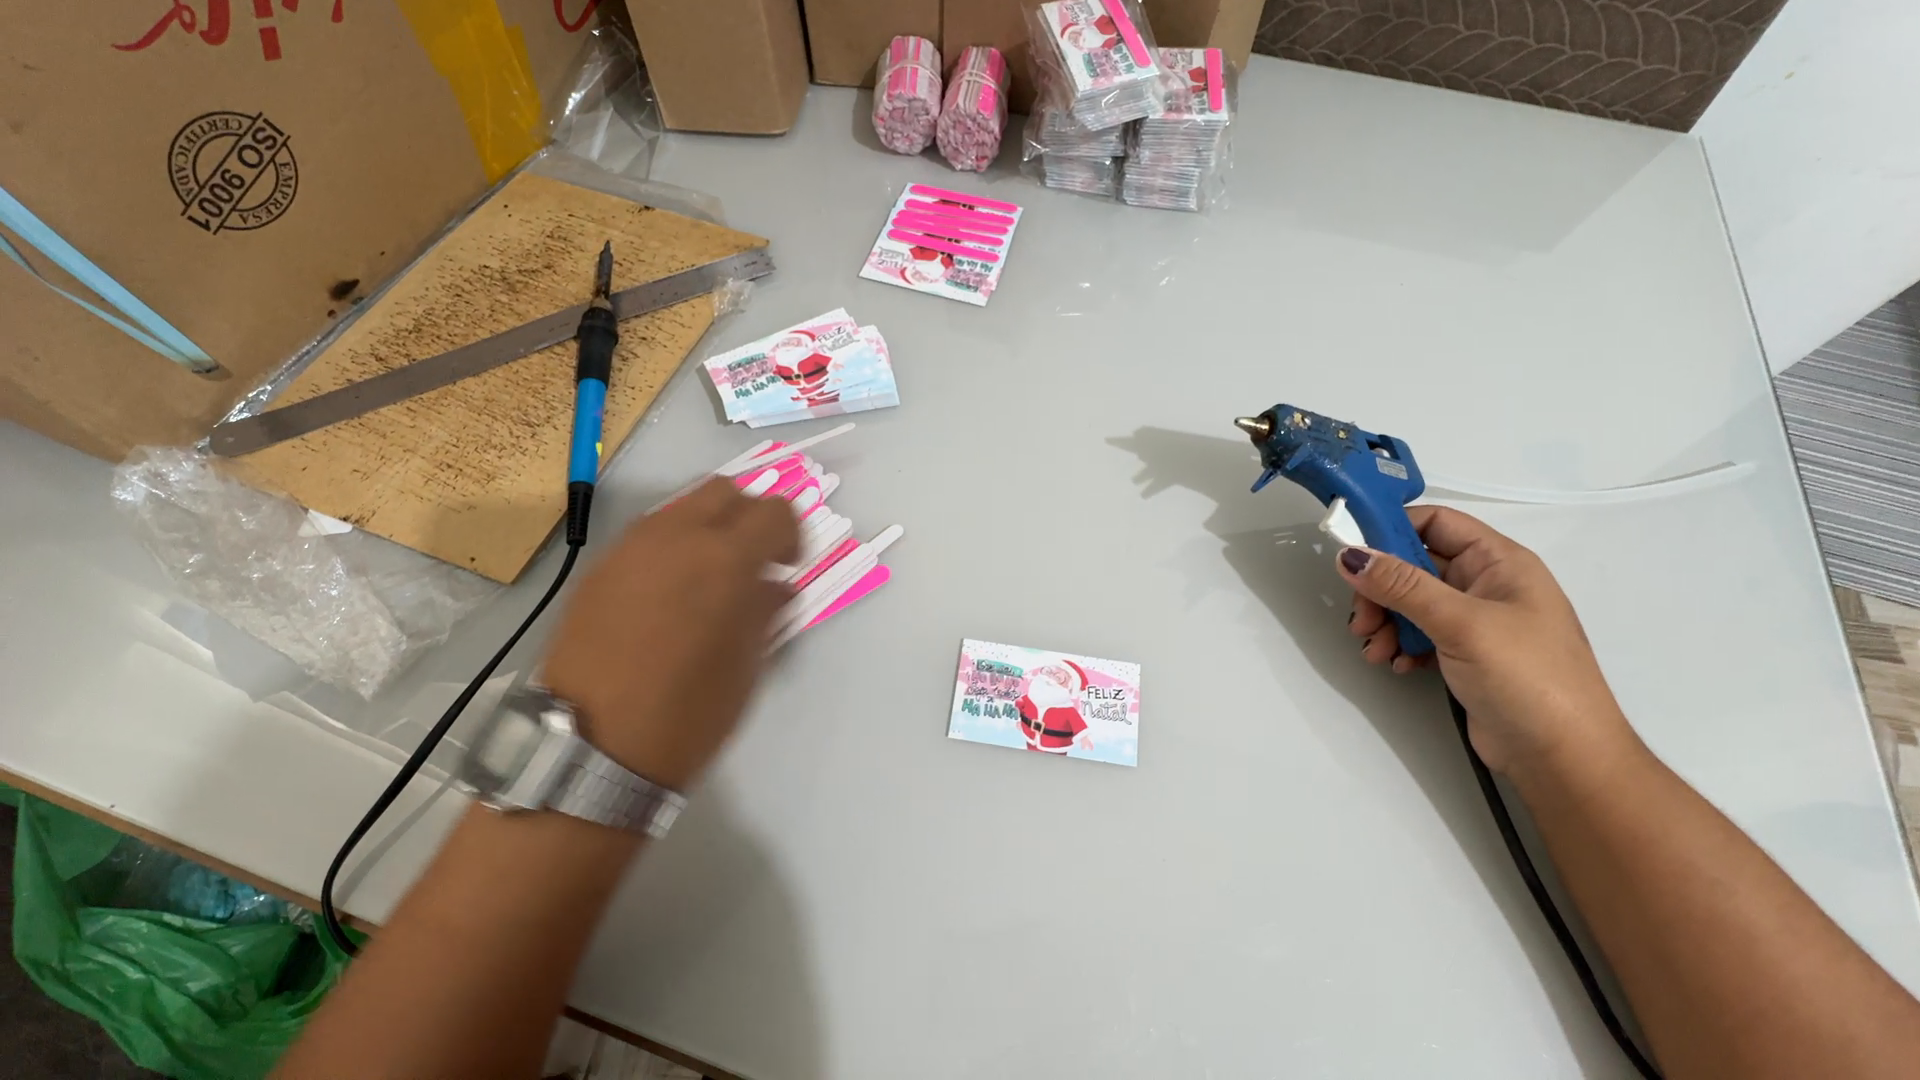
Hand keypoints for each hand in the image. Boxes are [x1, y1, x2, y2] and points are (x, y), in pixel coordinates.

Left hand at [541, 478, 799, 790]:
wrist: (591, 746)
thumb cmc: (688, 713)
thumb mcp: (746, 666)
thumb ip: (764, 612)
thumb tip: (773, 585)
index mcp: (725, 560)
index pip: (775, 512)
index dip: (790, 536)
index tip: (786, 568)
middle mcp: (677, 538)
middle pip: (725, 490)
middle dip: (749, 517)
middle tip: (752, 562)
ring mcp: (631, 548)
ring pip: (682, 506)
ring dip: (707, 528)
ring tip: (707, 578)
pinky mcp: (599, 568)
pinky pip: (647, 536)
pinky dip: (670, 547)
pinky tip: (667, 595)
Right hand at [1338, 505, 1638, 776]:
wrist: (1563, 757)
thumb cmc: (1526, 677)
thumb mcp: (1461, 623)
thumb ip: (1402, 586)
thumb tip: (1350, 555)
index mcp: (1500, 563)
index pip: (1436, 523)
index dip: (1391, 529)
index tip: (1350, 552)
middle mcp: (1488, 584)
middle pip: (1415, 565)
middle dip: (1380, 589)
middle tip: (1361, 619)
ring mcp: (1478, 621)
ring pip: (1412, 602)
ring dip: (1385, 621)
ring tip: (1374, 650)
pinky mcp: (1466, 654)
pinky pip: (1420, 633)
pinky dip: (1401, 644)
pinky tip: (1398, 665)